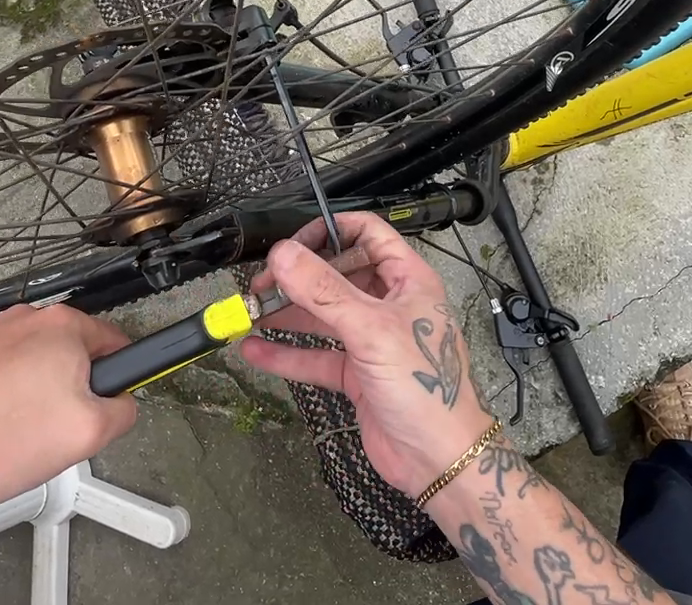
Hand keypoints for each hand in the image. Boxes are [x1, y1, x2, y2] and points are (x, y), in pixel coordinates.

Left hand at [0, 303, 137, 510]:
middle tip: (50, 435)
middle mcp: (26, 319)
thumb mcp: (83, 436)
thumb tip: (122, 403)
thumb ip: (120, 412)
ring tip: (5, 439)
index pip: (116, 345)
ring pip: (29, 369)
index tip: (100, 411)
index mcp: (64, 326)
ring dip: (27, 399)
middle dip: (67, 395)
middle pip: (69, 358)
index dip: (115, 384)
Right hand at [238, 213, 493, 496]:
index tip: (293, 243)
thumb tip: (285, 255)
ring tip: (251, 312)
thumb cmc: (427, 388)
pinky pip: (316, 355)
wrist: (441, 461)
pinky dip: (287, 352)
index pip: (367, 234)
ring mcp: (372, 339)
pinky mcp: (357, 373)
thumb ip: (324, 292)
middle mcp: (389, 304)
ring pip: (323, 315)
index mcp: (407, 280)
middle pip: (337, 274)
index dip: (330, 231)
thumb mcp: (372, 330)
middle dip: (299, 276)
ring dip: (287, 313)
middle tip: (263, 282)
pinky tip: (256, 351)